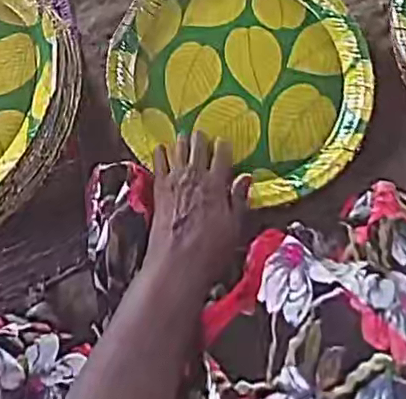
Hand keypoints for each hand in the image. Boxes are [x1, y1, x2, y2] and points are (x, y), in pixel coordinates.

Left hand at [146, 132, 250, 284]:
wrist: (174, 266)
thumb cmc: (209, 252)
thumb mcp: (234, 229)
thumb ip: (239, 200)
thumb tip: (246, 177)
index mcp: (216, 183)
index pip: (222, 150)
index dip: (224, 145)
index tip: (225, 146)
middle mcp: (195, 175)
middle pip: (198, 142)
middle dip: (202, 138)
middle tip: (203, 140)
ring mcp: (175, 179)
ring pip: (179, 146)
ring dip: (183, 141)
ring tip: (185, 140)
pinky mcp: (159, 187)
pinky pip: (159, 160)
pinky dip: (161, 152)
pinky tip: (163, 149)